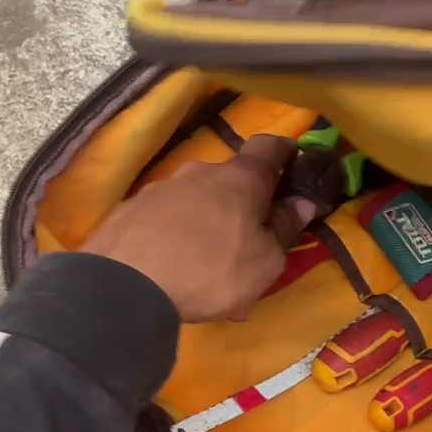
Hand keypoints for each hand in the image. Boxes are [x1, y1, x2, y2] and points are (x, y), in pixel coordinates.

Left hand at [81, 135, 319, 323]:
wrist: (128, 284)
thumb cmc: (214, 269)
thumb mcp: (266, 260)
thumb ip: (286, 229)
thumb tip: (302, 203)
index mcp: (241, 180)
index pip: (268, 147)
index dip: (286, 151)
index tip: (296, 160)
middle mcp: (201, 172)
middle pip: (232, 181)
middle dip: (247, 208)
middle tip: (255, 245)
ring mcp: (163, 187)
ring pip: (201, 205)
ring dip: (215, 230)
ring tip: (218, 272)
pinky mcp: (134, 208)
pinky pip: (172, 222)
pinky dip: (185, 241)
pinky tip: (186, 274)